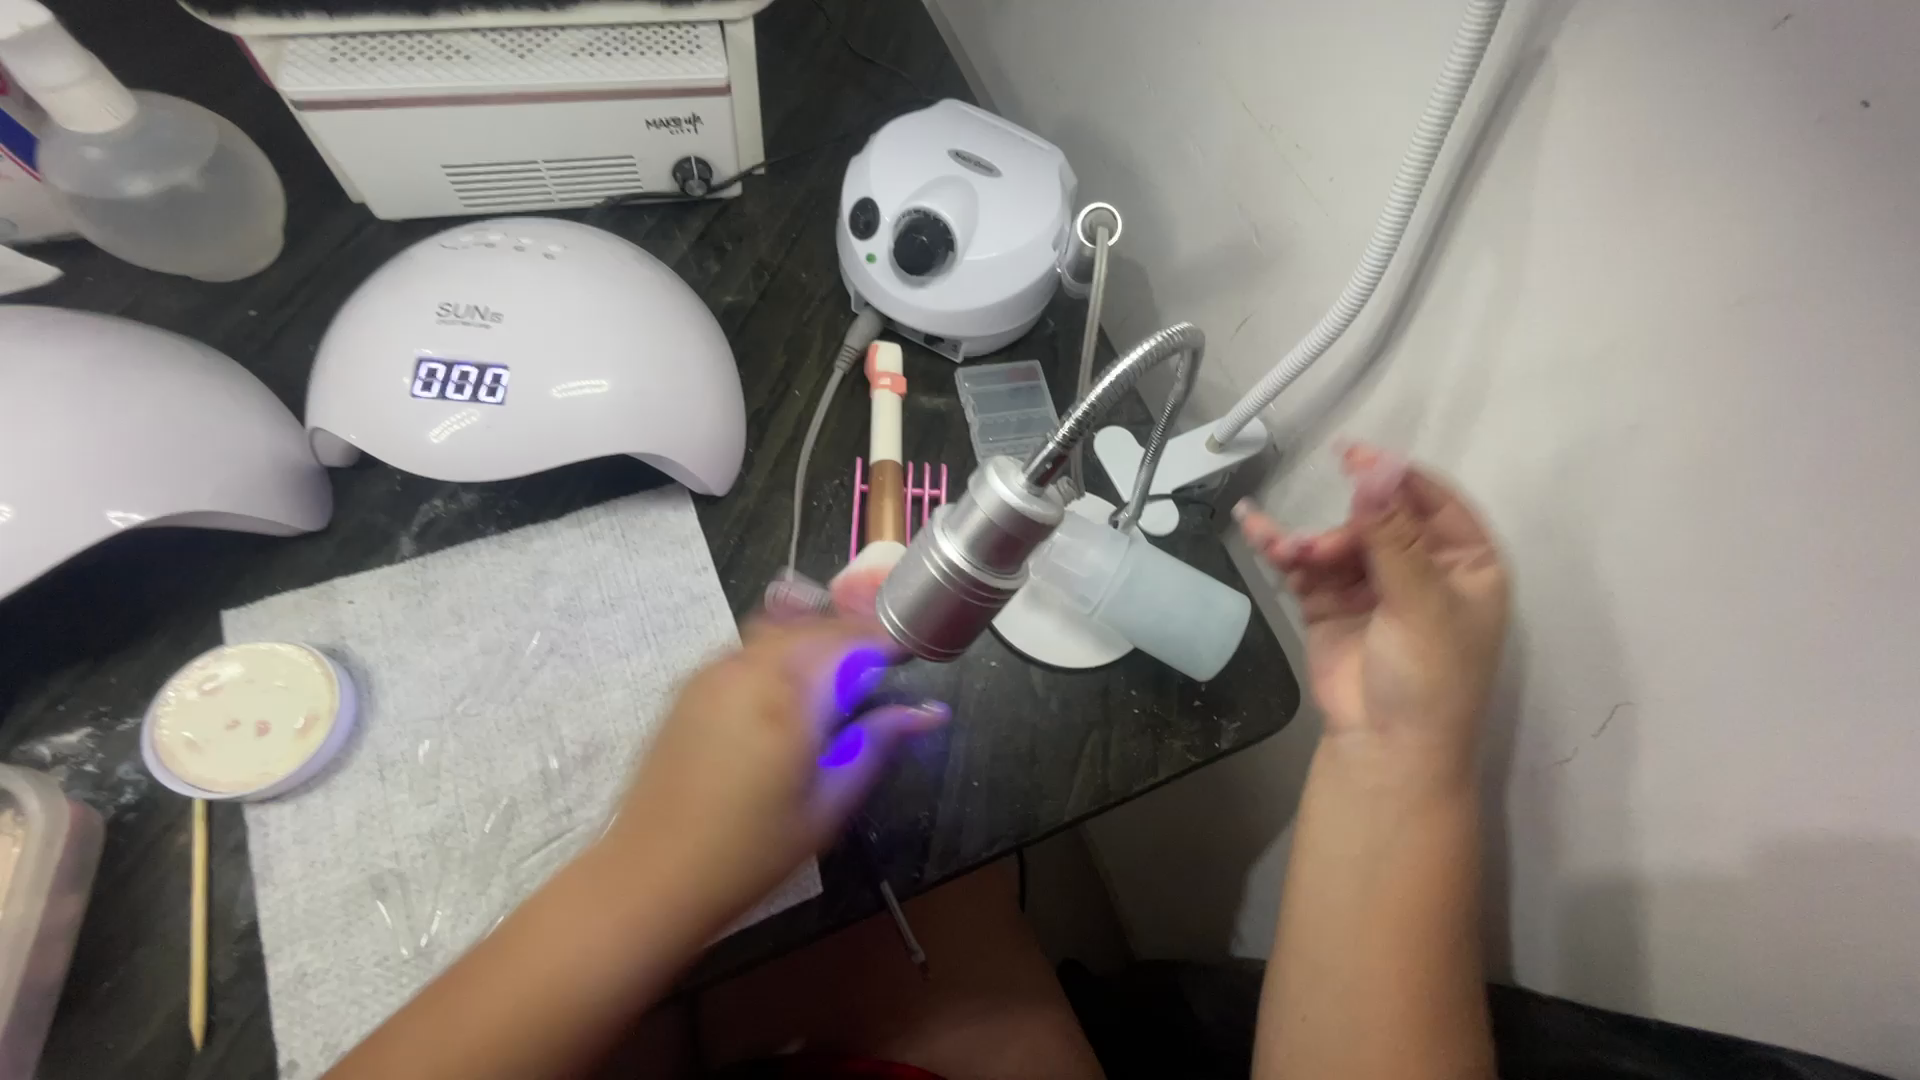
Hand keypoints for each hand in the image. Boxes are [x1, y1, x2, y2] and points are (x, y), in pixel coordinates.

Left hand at [604, 611, 946, 933]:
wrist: (649, 876)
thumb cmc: (750, 851)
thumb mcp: (829, 804)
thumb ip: (877, 744)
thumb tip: (928, 713)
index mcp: (789, 694)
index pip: (850, 637)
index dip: (885, 638)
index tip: (909, 651)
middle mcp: (749, 667)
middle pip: (813, 624)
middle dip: (851, 635)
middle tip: (877, 665)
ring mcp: (713, 672)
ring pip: (777, 630)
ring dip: (813, 640)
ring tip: (835, 678)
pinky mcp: (689, 686)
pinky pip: (745, 649)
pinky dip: (777, 653)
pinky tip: (785, 693)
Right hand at [1235, 444, 1508, 776]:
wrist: (1385, 746)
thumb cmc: (1428, 677)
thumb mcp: (1420, 603)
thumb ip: (1393, 536)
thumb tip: (1373, 470)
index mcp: (1464, 564)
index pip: (1433, 503)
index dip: (1395, 477)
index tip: (1352, 455)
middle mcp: (1418, 568)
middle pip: (1375, 520)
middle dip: (1343, 529)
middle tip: (1319, 550)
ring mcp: (1370, 585)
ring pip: (1335, 542)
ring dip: (1307, 544)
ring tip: (1286, 555)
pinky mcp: (1328, 603)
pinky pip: (1304, 565)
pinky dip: (1282, 549)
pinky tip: (1255, 528)